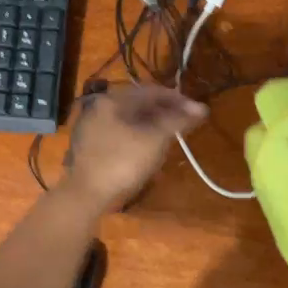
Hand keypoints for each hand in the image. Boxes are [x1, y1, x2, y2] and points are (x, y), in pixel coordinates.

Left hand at [58, 85, 206, 208]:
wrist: (85, 196)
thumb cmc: (122, 163)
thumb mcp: (155, 140)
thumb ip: (177, 120)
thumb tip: (201, 108)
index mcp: (113, 100)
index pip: (152, 91)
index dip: (178, 100)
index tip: (197, 111)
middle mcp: (100, 108)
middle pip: (140, 104)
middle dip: (166, 112)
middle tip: (186, 124)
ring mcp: (93, 127)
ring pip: (130, 119)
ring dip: (153, 125)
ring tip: (172, 136)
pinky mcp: (91, 146)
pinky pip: (121, 133)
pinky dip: (139, 135)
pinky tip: (150, 148)